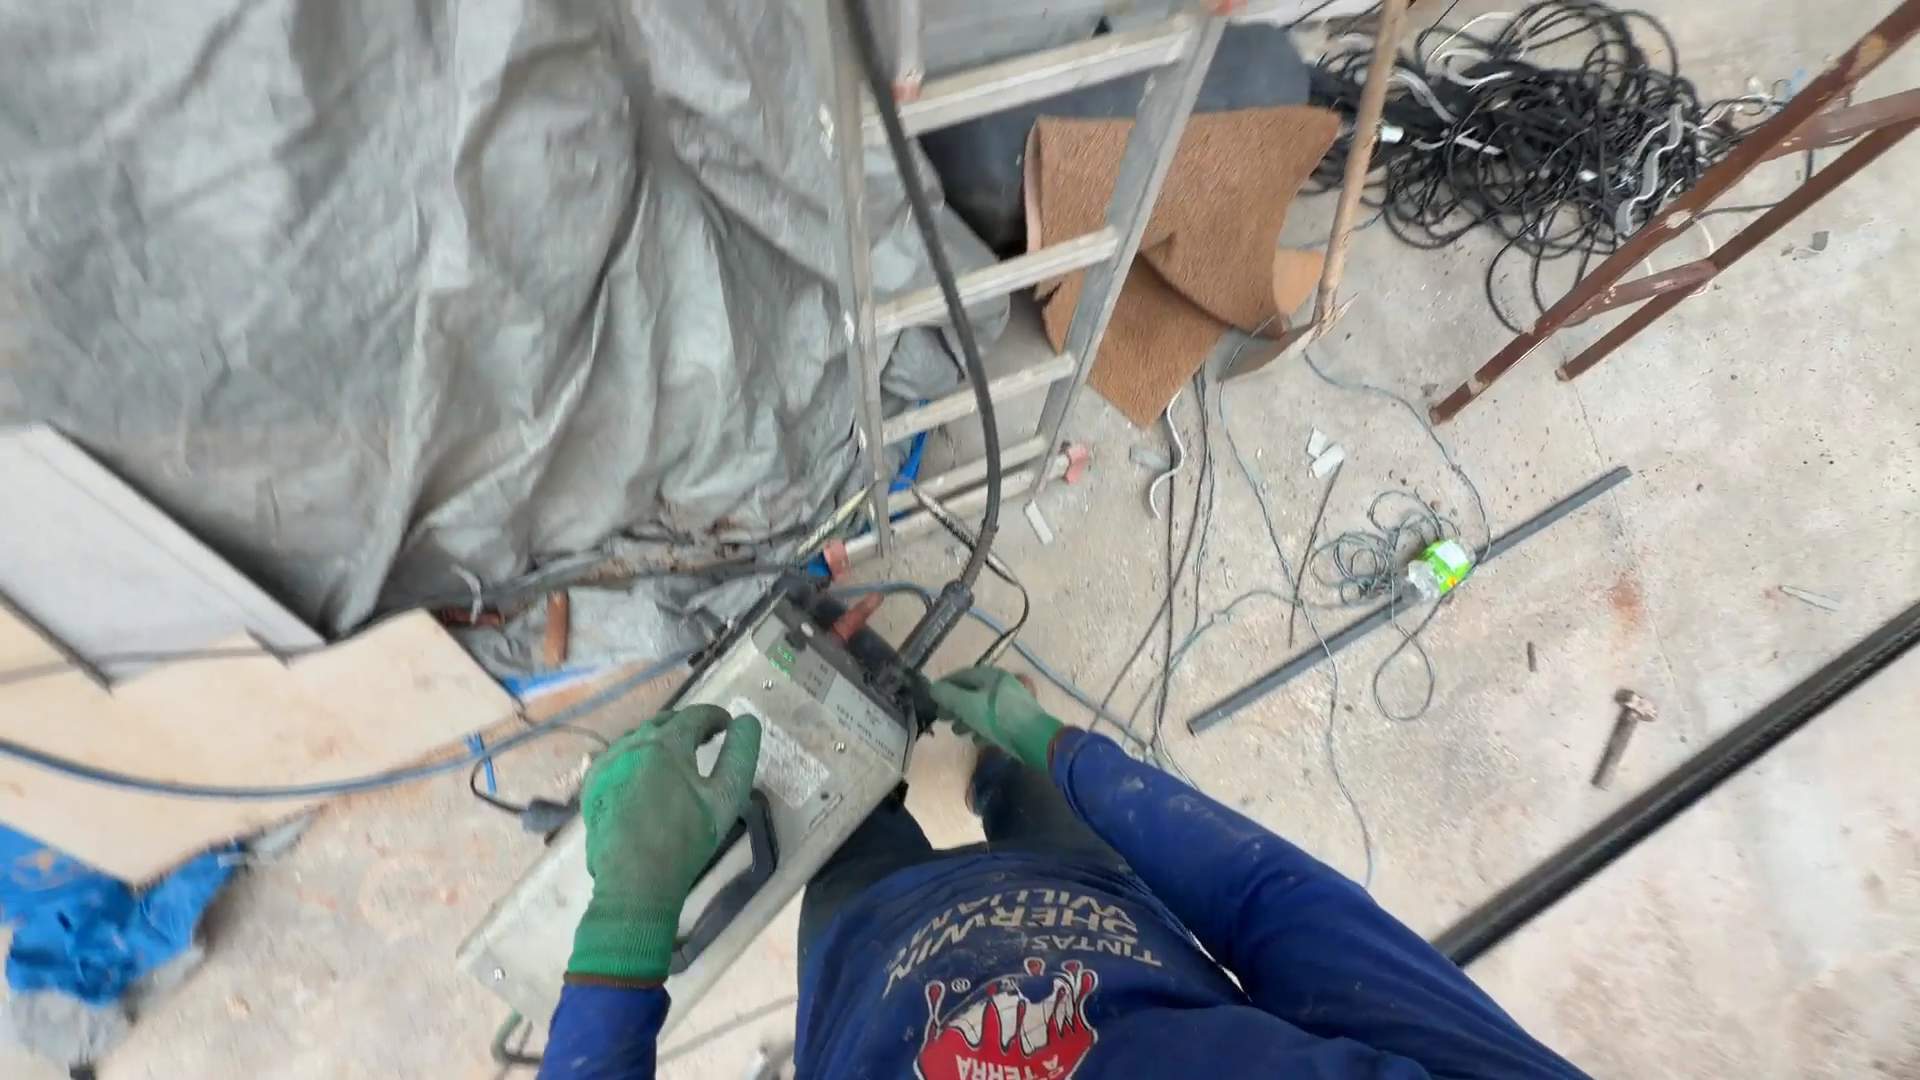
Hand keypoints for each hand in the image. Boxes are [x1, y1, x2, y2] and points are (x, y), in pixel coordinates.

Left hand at [568, 704, 760, 981]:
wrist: (635, 883)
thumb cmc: (686, 838)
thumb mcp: (727, 795)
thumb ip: (741, 752)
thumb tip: (746, 721)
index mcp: (667, 743)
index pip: (696, 715)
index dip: (716, 717)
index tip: (729, 727)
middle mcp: (633, 744)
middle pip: (666, 722)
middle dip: (689, 726)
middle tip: (708, 739)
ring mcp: (608, 764)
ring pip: (640, 738)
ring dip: (662, 740)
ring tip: (679, 758)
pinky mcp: (593, 786)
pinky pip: (619, 756)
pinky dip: (637, 756)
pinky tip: (647, 774)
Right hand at [928, 666, 1063, 769]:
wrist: (1034, 739)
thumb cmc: (998, 718)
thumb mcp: (967, 705)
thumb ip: (948, 696)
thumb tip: (932, 688)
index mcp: (990, 675)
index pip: (961, 675)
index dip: (944, 685)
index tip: (931, 697)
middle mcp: (1000, 685)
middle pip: (971, 692)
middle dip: (954, 705)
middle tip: (941, 717)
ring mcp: (1010, 703)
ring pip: (981, 708)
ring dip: (966, 718)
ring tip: (956, 731)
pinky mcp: (1015, 720)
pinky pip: (993, 722)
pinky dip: (981, 728)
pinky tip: (975, 740)